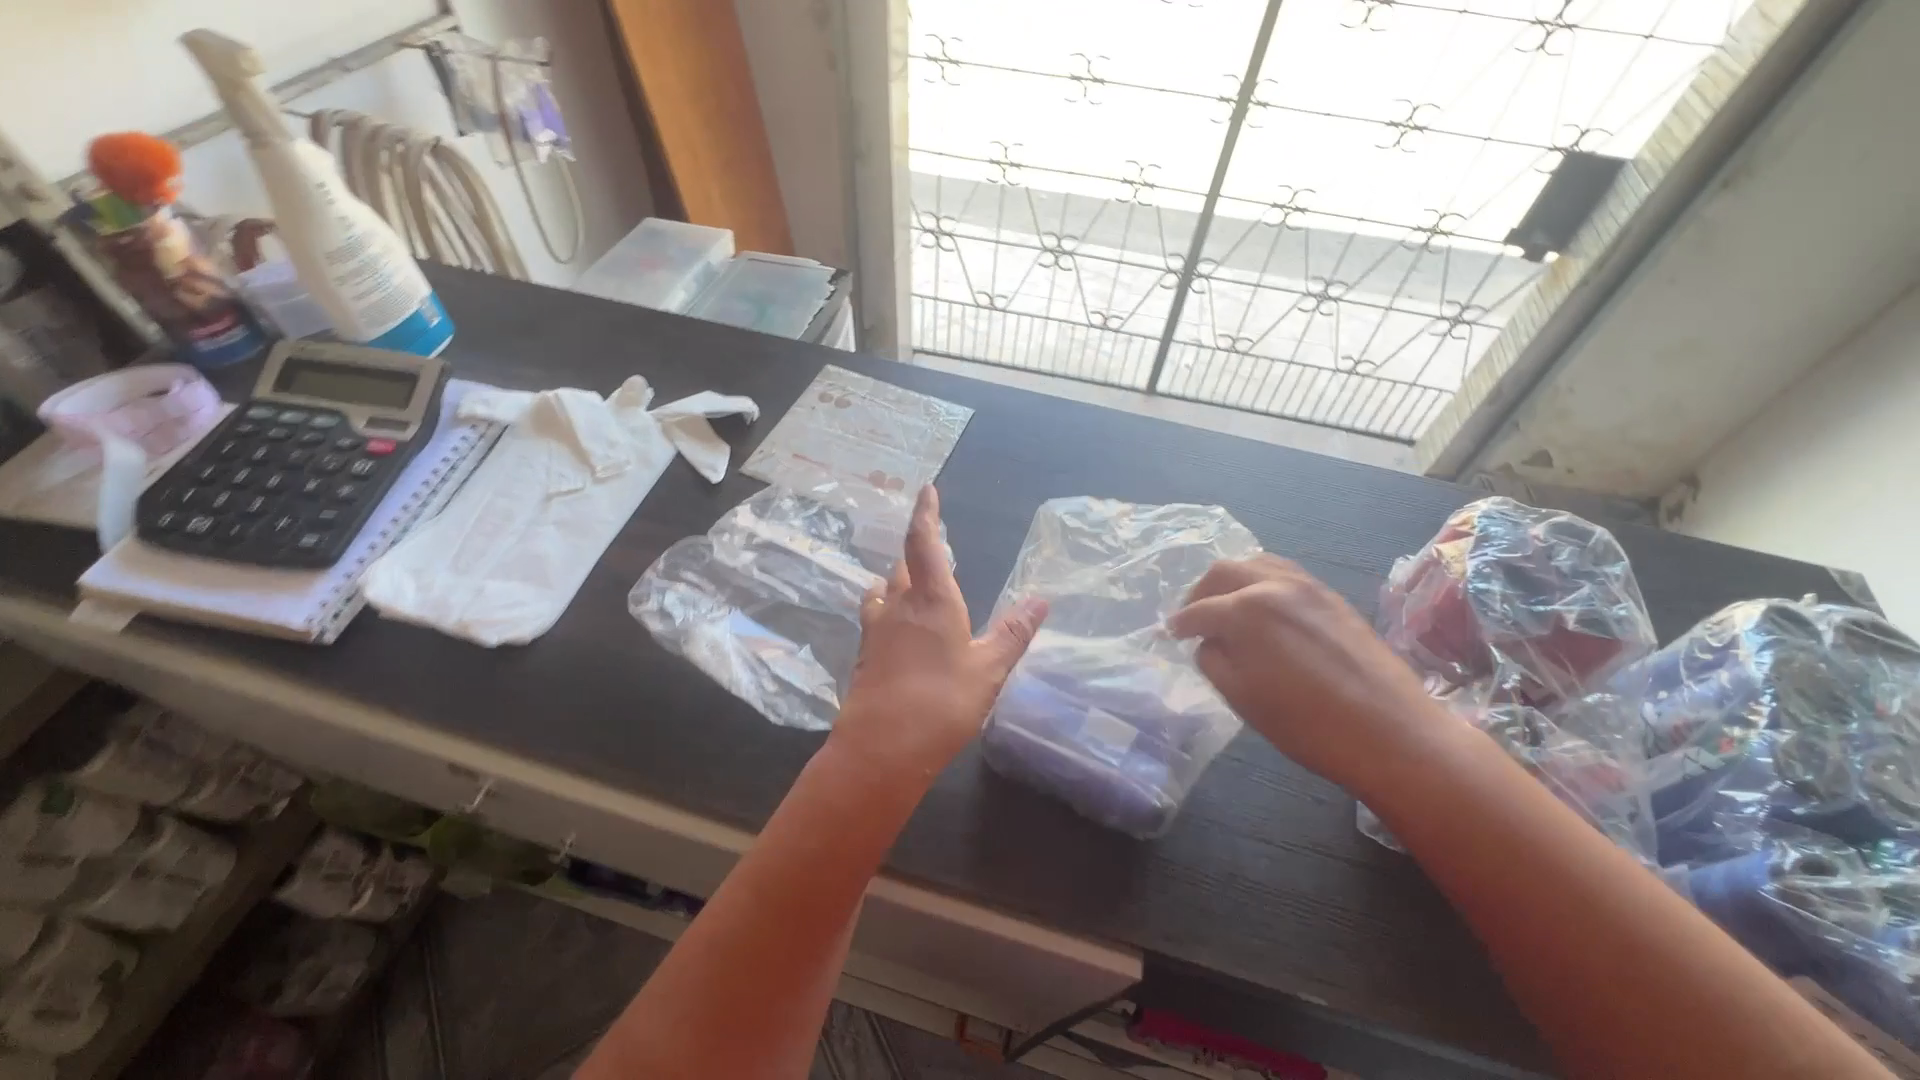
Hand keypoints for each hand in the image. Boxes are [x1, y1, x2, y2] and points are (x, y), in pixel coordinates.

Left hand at [831, 487, 1047, 788]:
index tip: (927, 490)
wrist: (881, 747)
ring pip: (884, 591)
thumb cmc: (943, 703)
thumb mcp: (989, 670)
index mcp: (932, 600)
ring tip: (912, 586)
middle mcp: (898, 606)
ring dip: (897, 582)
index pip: (924, 543)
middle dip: (918, 554)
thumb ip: (1013, 633)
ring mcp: (876, 631)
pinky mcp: (865, 656)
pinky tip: (896, 629)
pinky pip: (876, 618)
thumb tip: (1041, 600)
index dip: (926, 514)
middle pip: (903, 566)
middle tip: (936, 552)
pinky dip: (887, 611)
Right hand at [1167, 554, 1452, 791]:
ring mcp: (1306, 586)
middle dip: (1201, 594)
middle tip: (1194, 620)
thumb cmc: (1306, 724)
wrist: (1389, 732)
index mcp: (1244, 611)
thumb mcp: (1242, 698)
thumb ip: (1214, 661)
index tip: (1170, 635)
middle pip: (1223, 572)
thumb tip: (1210, 642)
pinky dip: (1263, 582)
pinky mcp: (1331, 596)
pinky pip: (1285, 573)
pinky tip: (1263, 608)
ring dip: (1233, 581)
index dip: (1179, 625)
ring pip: (1256, 563)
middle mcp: (1273, 586)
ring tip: (1227, 608)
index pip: (1197, 611)